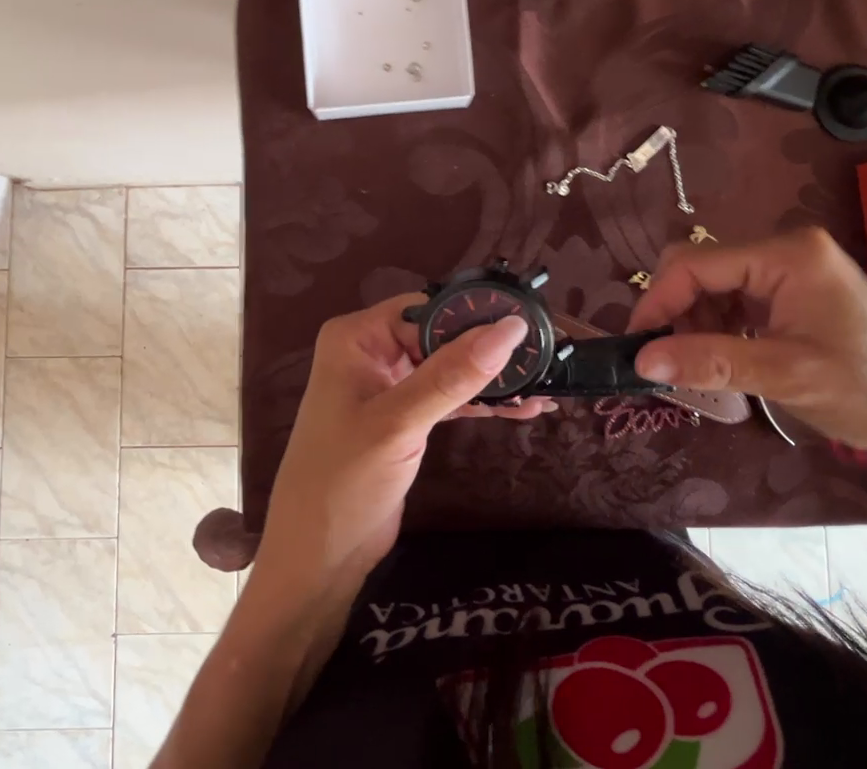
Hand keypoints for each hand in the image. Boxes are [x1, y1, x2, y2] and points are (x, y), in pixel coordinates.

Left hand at [257, 294, 554, 587]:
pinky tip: (524, 407)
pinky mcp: (405, 420)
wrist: (318, 557)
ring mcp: (388, 387)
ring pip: (451, 368)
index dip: (474, 315)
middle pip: (442, 335)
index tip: (529, 324)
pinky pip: (450, 398)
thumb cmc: (344, 482)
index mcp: (356, 338)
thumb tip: (511, 328)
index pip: (425, 309)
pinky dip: (482, 403)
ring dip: (493, 379)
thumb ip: (453, 374)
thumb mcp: (399, 423)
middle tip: (548, 355)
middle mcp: (371, 353)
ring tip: (546, 383)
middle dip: (490, 349)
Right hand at [627, 229, 866, 494]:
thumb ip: (711, 362)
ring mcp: (790, 273)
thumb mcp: (786, 376)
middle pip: (701, 270)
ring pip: (713, 287)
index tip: (637, 346)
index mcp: (787, 255)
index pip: (695, 263)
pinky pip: (735, 302)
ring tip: (692, 368)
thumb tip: (642, 360)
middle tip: (663, 360)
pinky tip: (716, 361)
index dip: (657, 301)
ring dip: (693, 325)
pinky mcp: (793, 296)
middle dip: (675, 313)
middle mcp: (785, 252)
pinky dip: (715, 330)